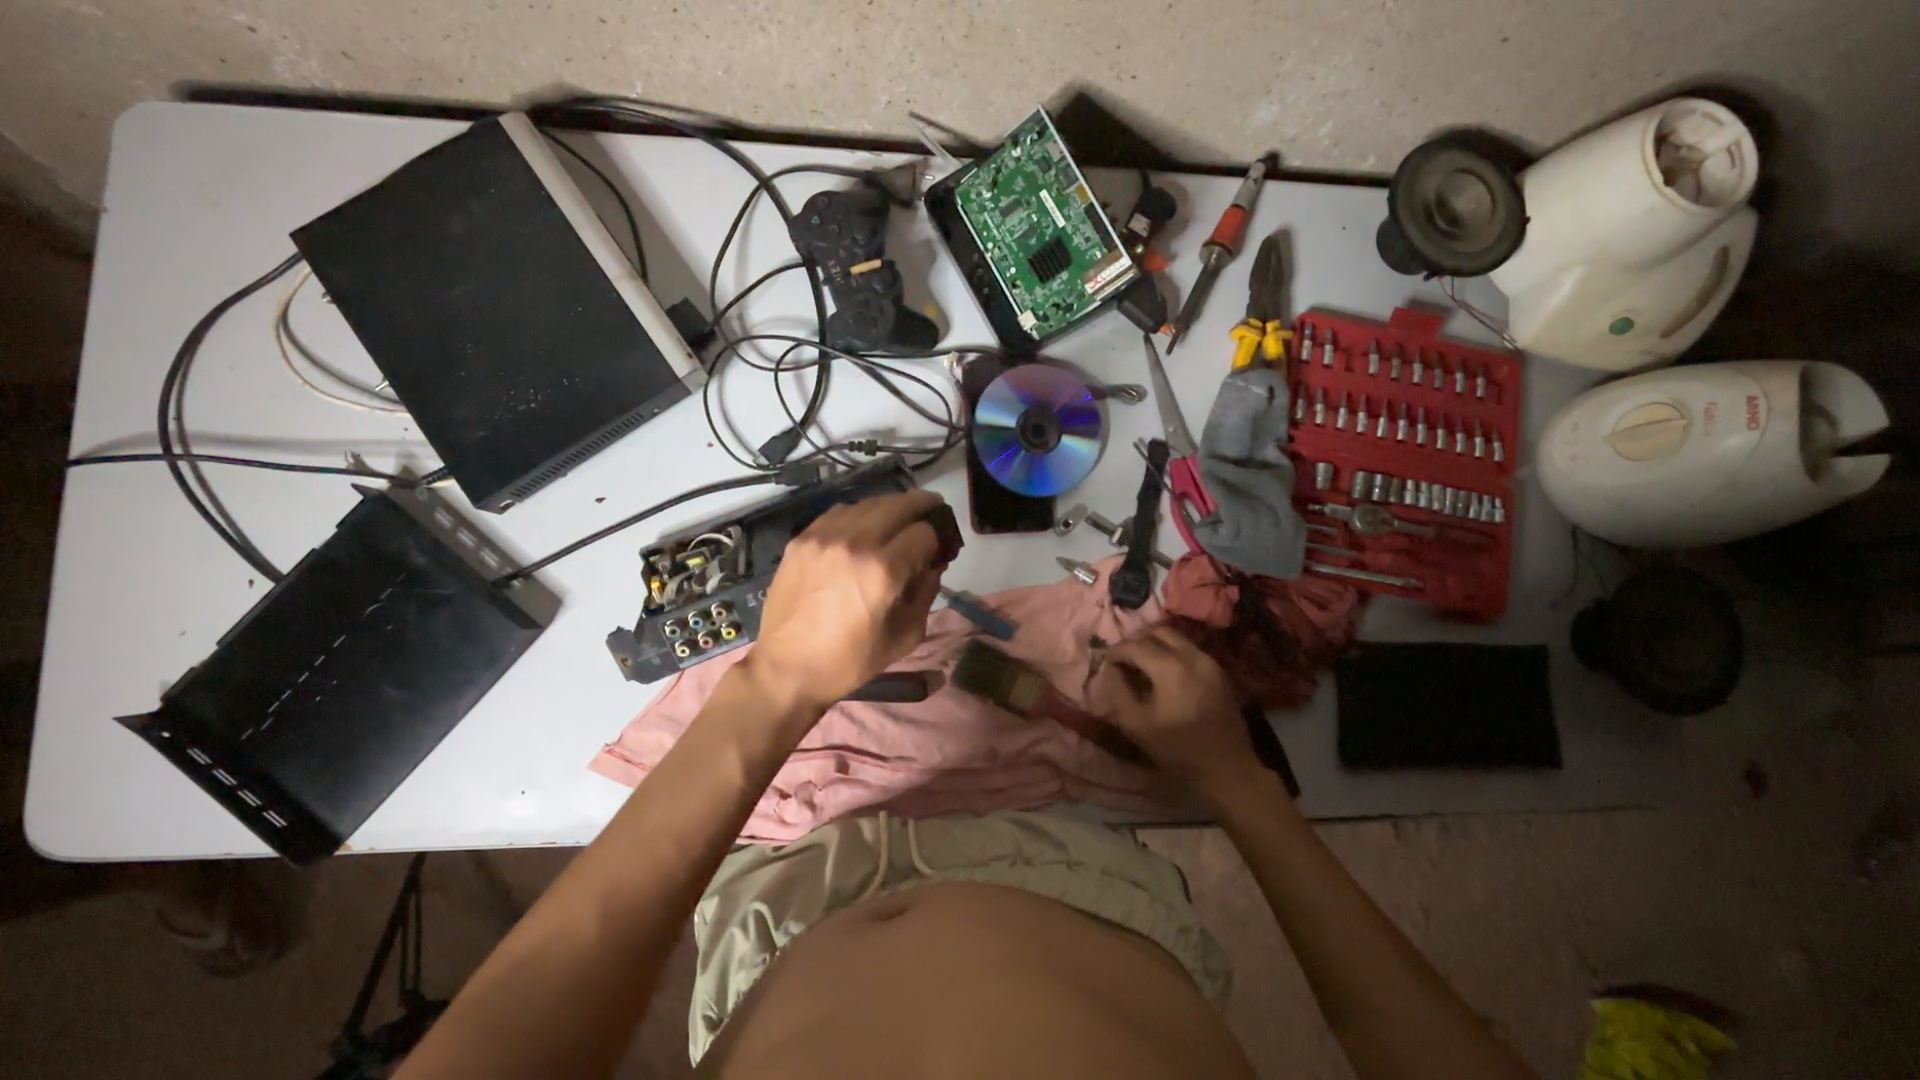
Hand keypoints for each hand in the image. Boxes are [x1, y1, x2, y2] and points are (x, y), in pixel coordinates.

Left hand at [745, 489, 946, 711]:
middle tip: (933, 509)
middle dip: (922, 506)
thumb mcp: (904, 637)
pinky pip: (838, 513)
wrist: (787, 668)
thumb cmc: (849, 661)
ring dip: (891, 507)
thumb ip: (926, 593)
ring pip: (868, 504)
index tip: (939, 549)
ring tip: (899, 517)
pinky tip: (863, 526)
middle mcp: (855, 543)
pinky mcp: (802, 539)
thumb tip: (933, 564)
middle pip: (900, 505)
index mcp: (883, 571)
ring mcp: (824, 537)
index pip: (925, 533)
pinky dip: (858, 514)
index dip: (938, 539)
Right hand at [1092, 626, 1266, 802]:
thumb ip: (1119, 691)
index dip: (1116, 651)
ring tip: (1142, 665)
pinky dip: (1172, 654)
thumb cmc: (1177, 750)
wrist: (1227, 768)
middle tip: (1123, 659)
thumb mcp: (1136, 725)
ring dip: (1155, 645)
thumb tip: (1113, 669)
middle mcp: (1193, 656)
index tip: (1105, 661)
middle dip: (1136, 641)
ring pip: (1177, 639)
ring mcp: (1210, 662)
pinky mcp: (1220, 672)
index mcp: (1171, 668)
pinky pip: (1190, 651)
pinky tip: (1164, 674)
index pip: (1136, 646)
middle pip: (1159, 632)